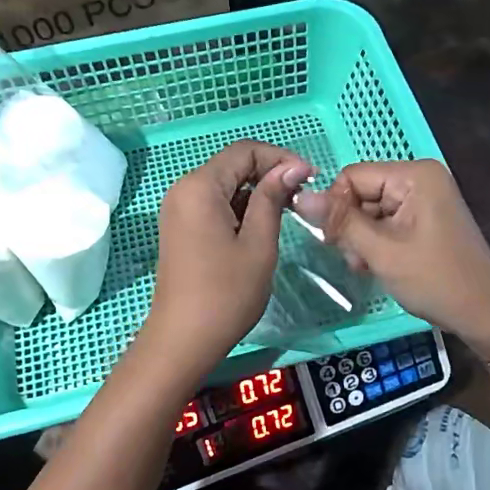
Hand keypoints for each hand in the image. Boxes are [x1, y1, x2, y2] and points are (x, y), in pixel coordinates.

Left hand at [143, 140, 312, 370]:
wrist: (184, 339)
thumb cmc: (226, 293)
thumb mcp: (258, 244)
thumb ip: (273, 199)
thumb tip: (293, 167)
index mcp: (200, 187)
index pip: (245, 150)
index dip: (281, 158)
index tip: (311, 178)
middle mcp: (183, 189)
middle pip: (233, 164)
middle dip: (270, 174)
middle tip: (303, 197)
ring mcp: (179, 210)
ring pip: (225, 185)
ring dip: (257, 192)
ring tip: (288, 213)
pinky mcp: (181, 228)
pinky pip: (214, 204)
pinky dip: (240, 208)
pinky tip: (262, 226)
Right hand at [292, 160, 489, 358]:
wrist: (484, 312)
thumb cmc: (435, 280)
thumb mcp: (382, 251)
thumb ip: (341, 222)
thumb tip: (299, 197)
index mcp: (414, 175)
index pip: (352, 176)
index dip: (336, 207)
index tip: (336, 242)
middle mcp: (420, 179)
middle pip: (361, 193)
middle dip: (351, 227)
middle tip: (358, 260)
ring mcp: (424, 199)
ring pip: (370, 211)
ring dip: (361, 240)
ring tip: (369, 267)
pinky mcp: (425, 219)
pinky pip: (386, 223)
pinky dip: (376, 244)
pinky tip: (377, 266)